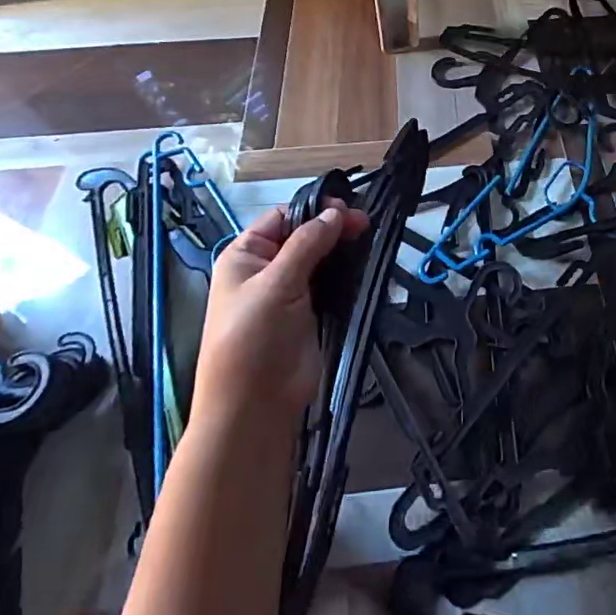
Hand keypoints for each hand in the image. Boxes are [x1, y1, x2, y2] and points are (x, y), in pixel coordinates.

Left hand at [195, 202, 370, 419]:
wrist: (255, 405)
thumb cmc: (253, 337)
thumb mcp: (275, 283)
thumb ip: (307, 244)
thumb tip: (335, 214)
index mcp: (246, 255)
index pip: (282, 218)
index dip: (313, 211)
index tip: (346, 209)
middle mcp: (267, 269)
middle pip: (305, 236)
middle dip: (332, 228)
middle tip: (365, 224)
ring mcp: (291, 292)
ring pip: (322, 259)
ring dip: (343, 249)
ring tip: (369, 239)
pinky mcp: (312, 312)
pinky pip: (332, 283)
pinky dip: (348, 272)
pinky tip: (366, 262)